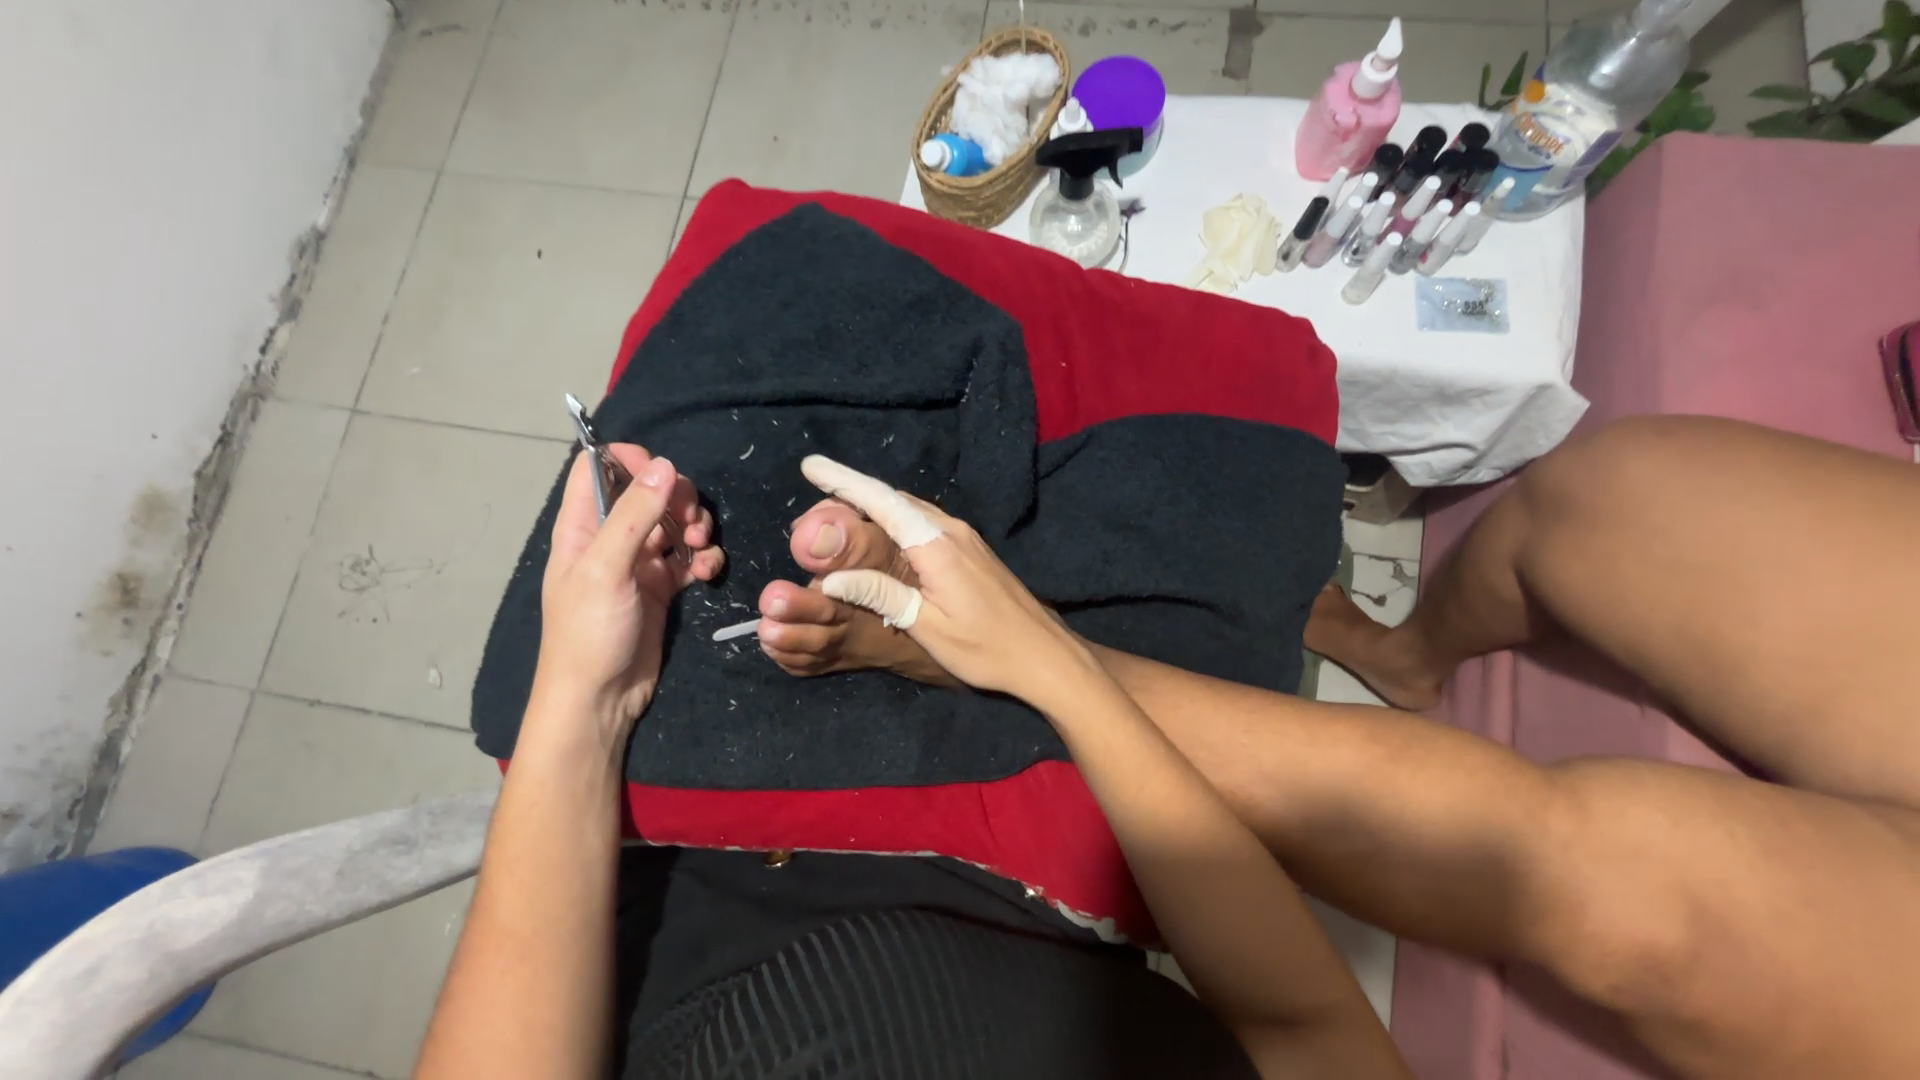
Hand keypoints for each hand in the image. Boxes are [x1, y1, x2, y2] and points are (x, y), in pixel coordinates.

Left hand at [531, 446, 724, 742]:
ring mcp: (639, 563)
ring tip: (701, 550)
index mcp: (582, 526)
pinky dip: (703, 559)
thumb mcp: (607, 568)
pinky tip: (707, 573)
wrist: (601, 698)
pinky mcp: (662, 588)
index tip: (664, 473)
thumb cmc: (589, 632)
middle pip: (648, 491)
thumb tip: (665, 464)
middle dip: (678, 498)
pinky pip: (689, 558)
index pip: (598, 468)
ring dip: (696, 528)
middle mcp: (610, 538)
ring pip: (675, 523)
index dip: (630, 459)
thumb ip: (635, 514)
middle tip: (690, 522)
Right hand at [800, 456, 1092, 706]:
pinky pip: (923, 522)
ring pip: (909, 509)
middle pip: (893, 500)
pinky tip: (878, 533)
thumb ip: (881, 595)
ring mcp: (964, 537)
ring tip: (835, 515)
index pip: (882, 502)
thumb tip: (830, 579)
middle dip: (850, 493)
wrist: (1041, 652)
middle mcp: (951, 530)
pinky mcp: (969, 548)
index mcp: (937, 546)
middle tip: (813, 504)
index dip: (844, 482)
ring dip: (872, 506)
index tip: (810, 466)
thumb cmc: (985, 648)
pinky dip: (893, 519)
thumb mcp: (928, 626)